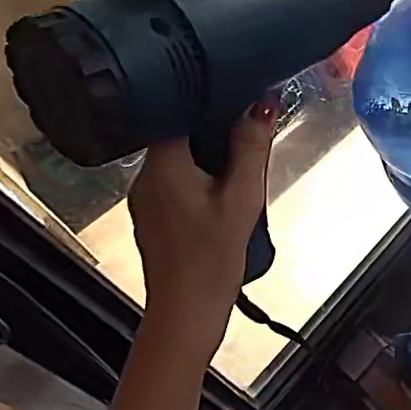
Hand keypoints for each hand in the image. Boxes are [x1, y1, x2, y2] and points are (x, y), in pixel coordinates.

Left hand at [126, 99, 275, 361]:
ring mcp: (145, 197)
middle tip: (250, 140)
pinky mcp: (153, 214)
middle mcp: (145, 176)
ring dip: (210, 157)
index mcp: (162, 165)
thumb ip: (252, 147)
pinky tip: (222, 195)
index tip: (241, 99)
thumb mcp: (243, 197)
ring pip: (180, 158)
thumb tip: (264, 101)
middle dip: (217, 132)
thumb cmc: (213, 256)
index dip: (212, 101)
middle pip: (180, 133)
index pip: (179, 109)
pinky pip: (177, 180)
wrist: (188, 310)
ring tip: (241, 170)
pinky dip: (200, 178)